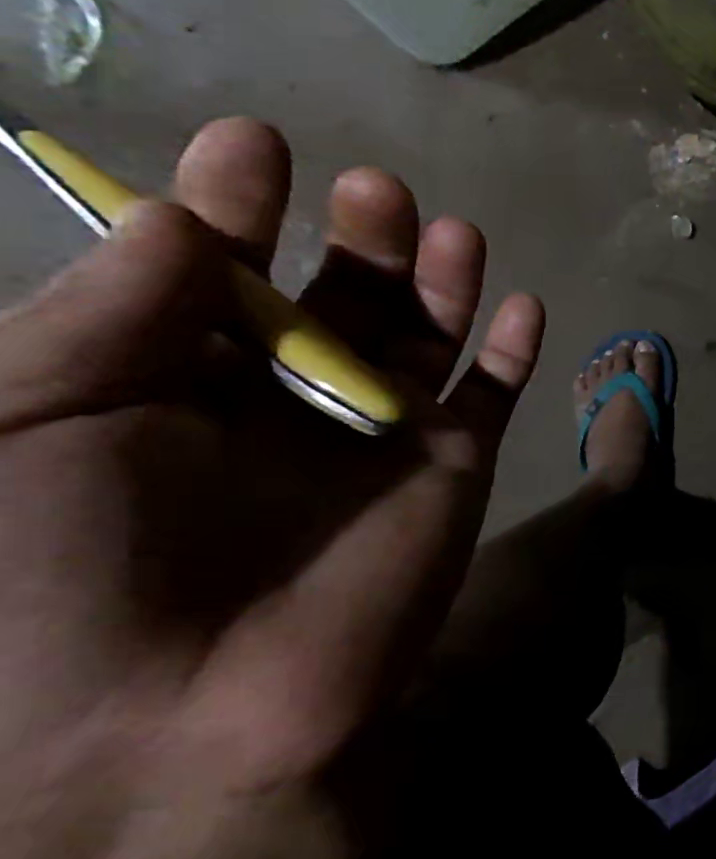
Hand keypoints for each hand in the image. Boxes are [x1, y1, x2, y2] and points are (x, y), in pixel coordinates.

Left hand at [0, 119, 543, 858]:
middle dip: (356, 238)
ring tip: (444, 227)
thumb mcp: (25, 425)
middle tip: (371, 189)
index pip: (216, 277)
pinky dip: (513, 351)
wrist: (182, 714)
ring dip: (441, 280)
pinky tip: (522, 305)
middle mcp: (283, 400)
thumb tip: (190, 222)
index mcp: (169, 388)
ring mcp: (381, 433)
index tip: (256, 144)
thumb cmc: (56, 571)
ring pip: (426, 336)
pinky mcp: (454, 464)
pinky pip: (494, 396)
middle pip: (338, 297)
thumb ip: (107, 316)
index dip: (235, 207)